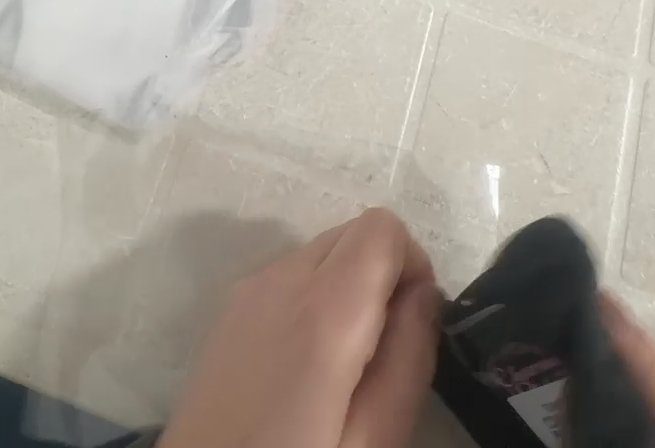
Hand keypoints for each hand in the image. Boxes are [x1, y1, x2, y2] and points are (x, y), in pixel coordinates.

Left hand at [160, 207, 442, 447]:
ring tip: (345, 366)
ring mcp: (250, 288)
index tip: (413, 323)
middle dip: (383, 274)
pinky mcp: (231, 306)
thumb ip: (409, 355)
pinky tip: (307, 365)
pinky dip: (315, 298)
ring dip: (349, 287)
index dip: (412, 265)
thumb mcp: (374, 438)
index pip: (382, 227)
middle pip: (352, 232)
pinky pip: (291, 275)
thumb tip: (423, 292)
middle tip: (384, 351)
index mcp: (323, 307)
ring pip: (322, 251)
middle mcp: (282, 277)